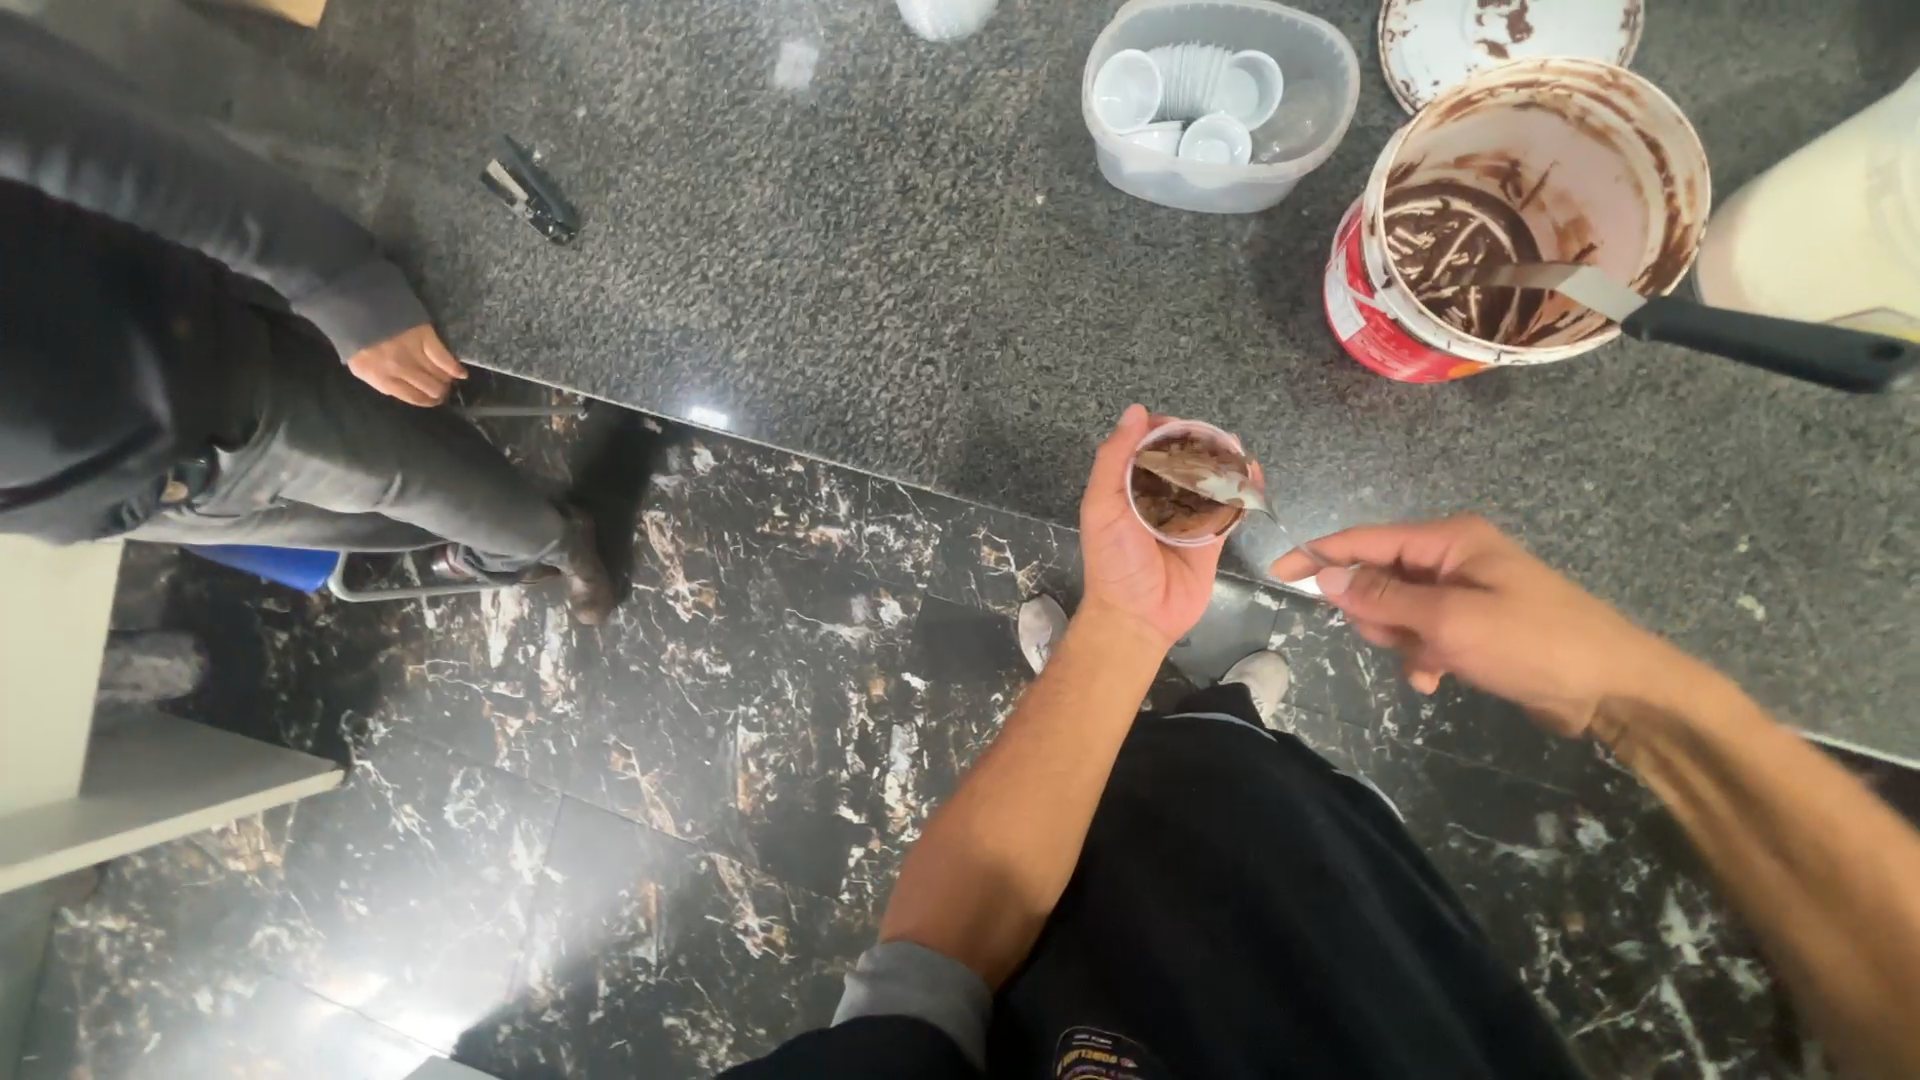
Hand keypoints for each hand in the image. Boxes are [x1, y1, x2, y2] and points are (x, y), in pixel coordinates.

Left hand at [346, 325, 467, 405]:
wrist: (352, 301)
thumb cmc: (355, 335)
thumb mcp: (361, 365)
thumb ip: (385, 380)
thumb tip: (410, 389)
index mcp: (380, 378)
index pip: (414, 398)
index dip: (428, 400)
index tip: (434, 399)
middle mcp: (398, 369)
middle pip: (432, 389)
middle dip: (440, 391)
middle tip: (443, 387)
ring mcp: (413, 354)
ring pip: (441, 376)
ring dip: (446, 379)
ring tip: (448, 378)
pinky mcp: (425, 338)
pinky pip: (445, 360)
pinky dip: (455, 368)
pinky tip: (461, 373)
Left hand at [1077, 405, 1232, 650]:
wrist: (1137, 615)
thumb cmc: (1114, 560)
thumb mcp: (1102, 505)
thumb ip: (1113, 459)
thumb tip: (1135, 412)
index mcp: (1126, 488)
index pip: (1146, 446)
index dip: (1162, 430)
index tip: (1178, 425)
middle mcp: (1156, 498)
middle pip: (1182, 460)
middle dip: (1199, 444)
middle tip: (1214, 438)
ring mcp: (1185, 517)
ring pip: (1208, 480)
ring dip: (1224, 462)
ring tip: (1236, 449)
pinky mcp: (1211, 537)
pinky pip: (1229, 508)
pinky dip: (1243, 490)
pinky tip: (1252, 472)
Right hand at [1269, 516, 1688, 737]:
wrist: (1617, 690)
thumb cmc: (1533, 643)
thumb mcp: (1449, 620)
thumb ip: (1383, 597)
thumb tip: (1325, 577)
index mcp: (1448, 540)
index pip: (1363, 540)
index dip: (1318, 555)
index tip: (1277, 572)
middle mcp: (1451, 558)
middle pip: (1375, 578)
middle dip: (1375, 612)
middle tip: (1397, 637)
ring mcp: (1462, 591)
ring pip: (1394, 611)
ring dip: (1400, 640)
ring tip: (1431, 660)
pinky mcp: (1471, 623)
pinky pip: (1420, 634)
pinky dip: (1421, 655)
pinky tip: (1438, 678)